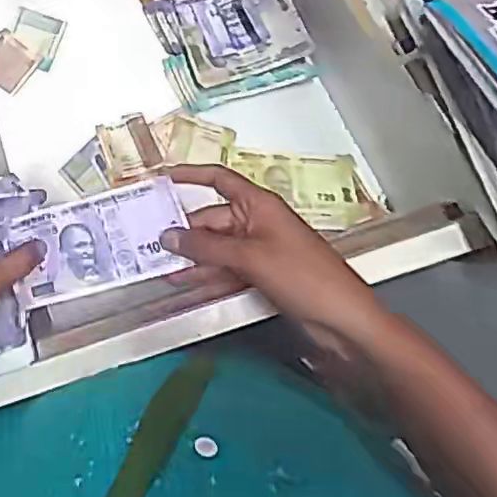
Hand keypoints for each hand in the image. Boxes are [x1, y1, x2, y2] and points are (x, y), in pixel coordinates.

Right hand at [159, 164, 386, 339]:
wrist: (344, 321)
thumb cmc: (303, 276)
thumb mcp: (249, 258)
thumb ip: (205, 247)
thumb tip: (168, 236)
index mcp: (259, 205)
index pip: (219, 180)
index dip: (192, 175)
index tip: (166, 177)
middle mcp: (257, 222)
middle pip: (212, 220)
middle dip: (185, 232)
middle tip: (152, 242)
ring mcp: (260, 249)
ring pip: (217, 247)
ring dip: (193, 258)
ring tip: (162, 268)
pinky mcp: (262, 274)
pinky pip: (226, 268)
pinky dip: (208, 274)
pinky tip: (186, 283)